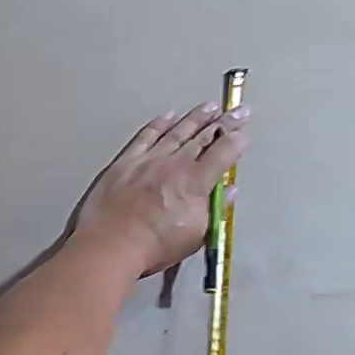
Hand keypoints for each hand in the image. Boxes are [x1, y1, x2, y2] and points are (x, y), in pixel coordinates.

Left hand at [73, 102, 249, 276]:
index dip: (238, 138)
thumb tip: (228, 191)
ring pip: (175, 132)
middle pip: (202, 136)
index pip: (224, 152)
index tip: (245, 129)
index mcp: (195, 182)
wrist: (109, 246)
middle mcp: (172, 164)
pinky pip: (144, 137)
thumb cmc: (152, 247)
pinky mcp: (123, 164)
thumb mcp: (195, 236)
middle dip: (222, 121)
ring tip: (207, 107)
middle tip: (235, 110)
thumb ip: (215, 210)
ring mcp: (146, 161)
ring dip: (193, 118)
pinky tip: (167, 117)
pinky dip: (157, 125)